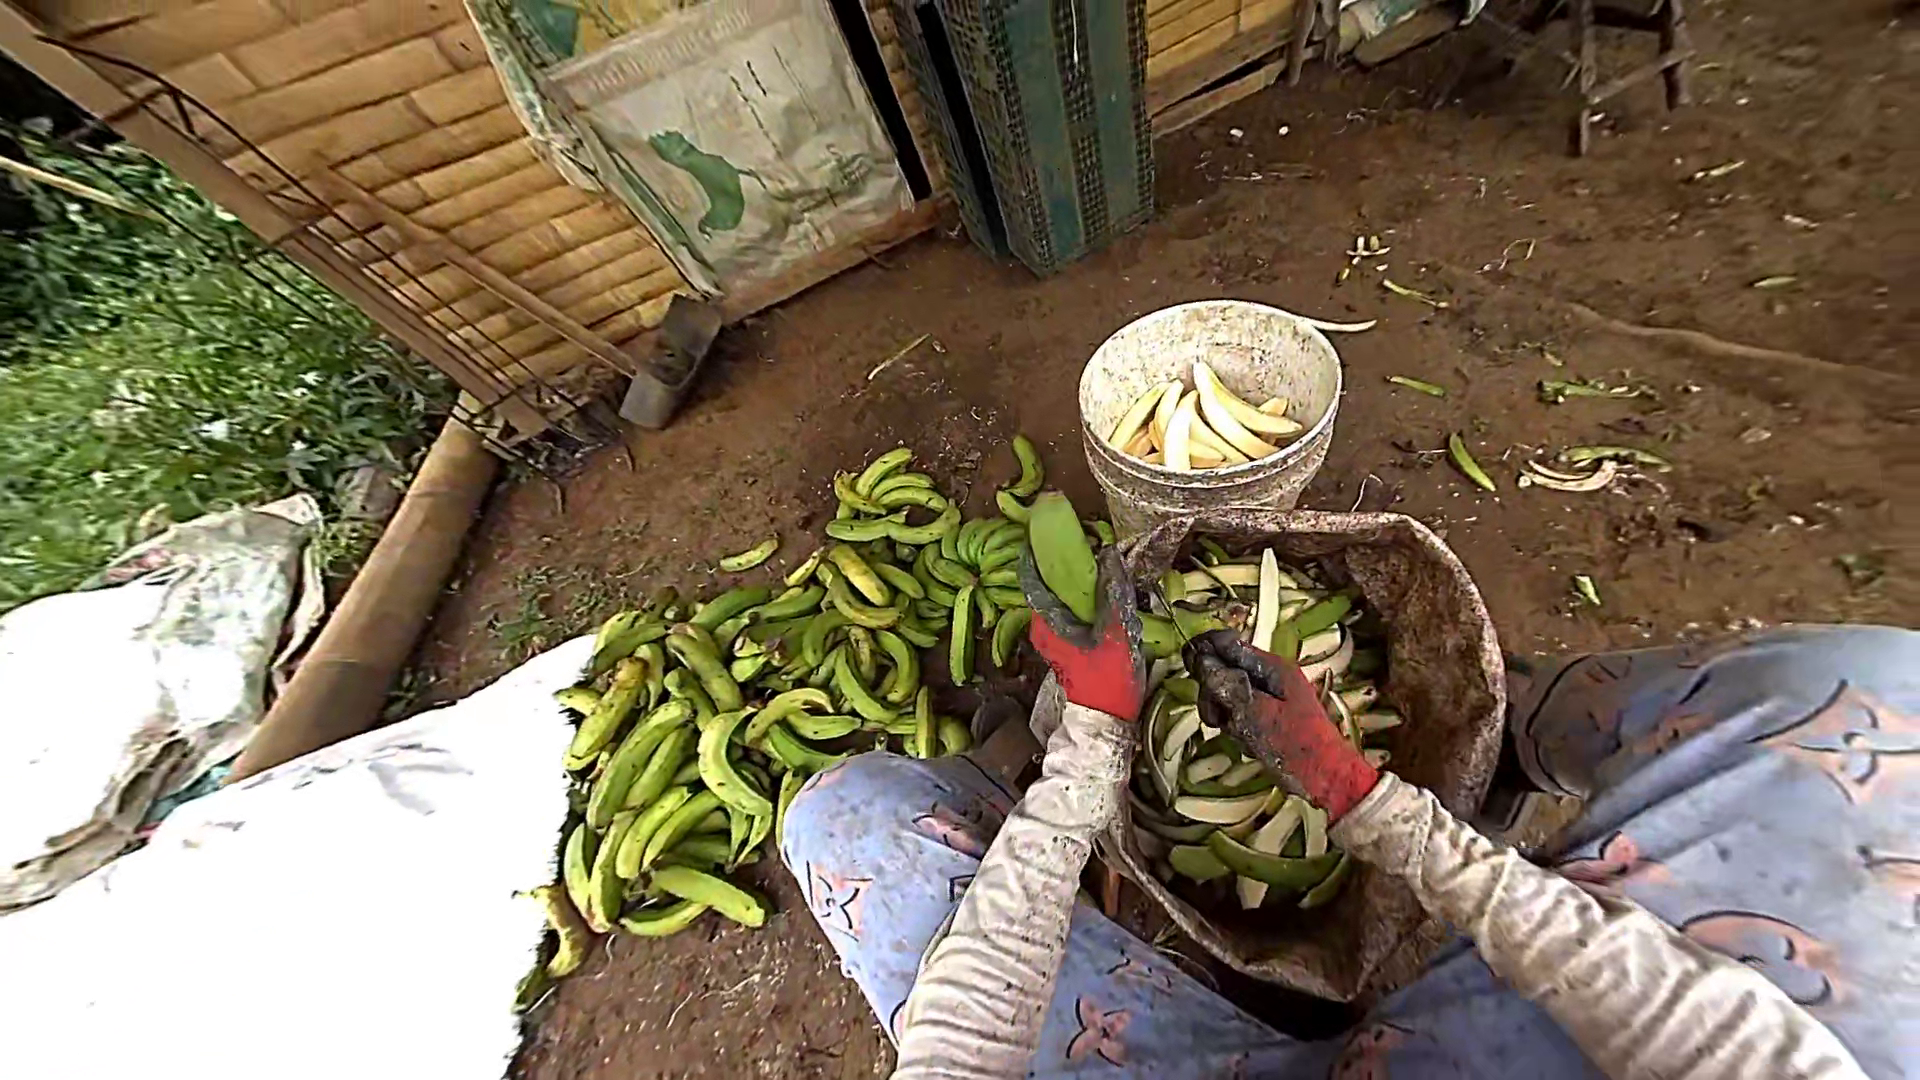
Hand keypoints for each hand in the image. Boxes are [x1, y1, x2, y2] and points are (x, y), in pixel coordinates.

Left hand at [1019, 546, 1146, 721]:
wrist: (1103, 723)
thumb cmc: (1106, 681)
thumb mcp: (1116, 634)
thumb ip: (1113, 594)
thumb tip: (1109, 555)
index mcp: (1046, 622)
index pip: (1032, 578)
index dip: (1035, 552)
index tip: (1044, 529)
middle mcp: (1043, 627)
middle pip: (1048, 585)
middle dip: (1066, 565)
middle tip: (1088, 547)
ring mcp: (1053, 637)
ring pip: (1062, 600)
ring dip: (1079, 585)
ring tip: (1102, 570)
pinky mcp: (1066, 645)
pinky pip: (1071, 613)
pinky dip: (1085, 601)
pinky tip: (1107, 600)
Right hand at [1185, 629, 1377, 820]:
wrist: (1329, 781)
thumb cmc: (1295, 746)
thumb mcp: (1254, 713)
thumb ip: (1225, 684)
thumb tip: (1199, 658)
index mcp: (1269, 667)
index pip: (1226, 643)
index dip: (1203, 649)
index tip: (1188, 664)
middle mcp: (1268, 676)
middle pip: (1222, 669)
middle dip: (1211, 692)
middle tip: (1214, 716)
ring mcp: (1268, 696)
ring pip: (1226, 692)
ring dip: (1222, 712)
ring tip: (1233, 732)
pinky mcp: (1267, 715)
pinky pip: (1237, 711)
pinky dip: (1234, 724)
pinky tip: (1244, 739)